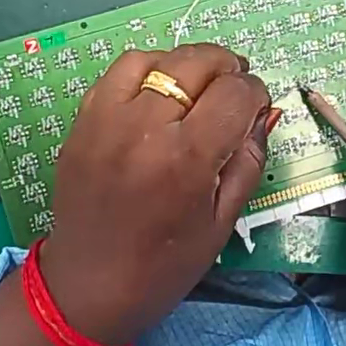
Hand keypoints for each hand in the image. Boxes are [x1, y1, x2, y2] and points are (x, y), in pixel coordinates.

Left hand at [0, 44, 277, 345]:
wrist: (90, 286)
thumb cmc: (164, 266)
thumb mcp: (222, 222)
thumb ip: (248, 160)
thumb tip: (263, 113)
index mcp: (187, 159)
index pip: (236, 93)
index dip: (256, 94)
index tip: (256, 108)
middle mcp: (144, 128)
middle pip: (196, 63)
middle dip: (227, 68)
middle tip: (233, 88)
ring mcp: (105, 121)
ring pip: (154, 58)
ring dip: (185, 65)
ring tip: (196, 87)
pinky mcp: (81, 123)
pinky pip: (116, 73)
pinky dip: (144, 72)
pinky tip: (156, 95)